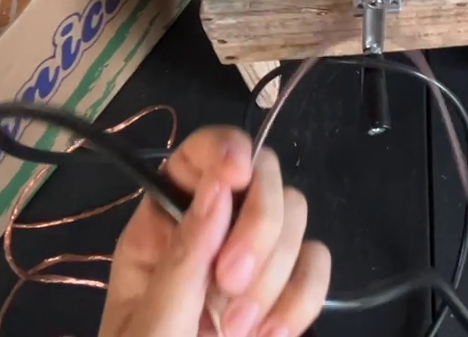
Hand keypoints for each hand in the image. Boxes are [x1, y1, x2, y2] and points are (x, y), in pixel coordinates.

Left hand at [99, 126, 330, 336]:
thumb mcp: (150, 333)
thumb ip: (183, 260)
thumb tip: (220, 185)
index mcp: (163, 230)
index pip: (198, 156)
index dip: (223, 149)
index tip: (237, 174)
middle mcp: (214, 232)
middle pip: (263, 177)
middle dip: (258, 227)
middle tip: (229, 287)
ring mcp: (254, 260)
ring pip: (296, 216)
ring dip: (275, 274)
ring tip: (240, 333)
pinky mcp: (287, 291)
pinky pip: (318, 261)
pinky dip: (303, 298)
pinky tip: (273, 336)